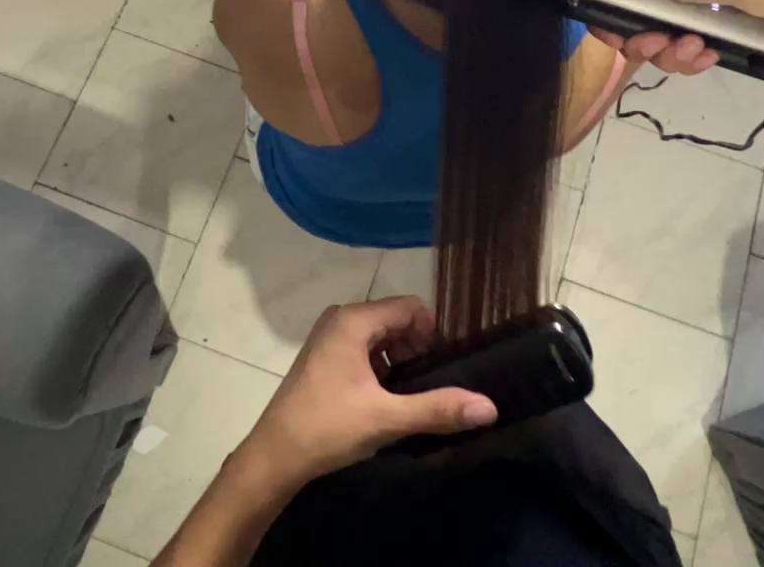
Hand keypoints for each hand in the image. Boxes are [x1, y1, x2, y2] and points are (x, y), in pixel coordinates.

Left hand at [235, 298, 497, 488]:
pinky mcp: (324, 357)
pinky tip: (385, 399)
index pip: (410, 307)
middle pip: (395, 319)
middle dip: (417, 347)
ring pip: (380, 335)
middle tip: (428, 385)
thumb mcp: (387, 418)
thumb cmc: (328, 428)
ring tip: (409, 395)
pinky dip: (380, 366)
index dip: (432, 333)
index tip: (443, 367)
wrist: (274, 457)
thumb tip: (490, 406)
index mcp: (354, 321)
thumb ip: (438, 408)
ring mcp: (329, 337)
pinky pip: (364, 348)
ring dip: (399, 359)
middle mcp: (340, 319)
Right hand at [579, 0, 763, 69]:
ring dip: (670, 52)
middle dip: (642, 40)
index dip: (606, 15)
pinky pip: (682, 47)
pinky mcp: (703, 21)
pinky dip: (691, 56)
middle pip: (629, 21)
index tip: (614, 34)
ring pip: (655, 39)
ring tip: (693, 48)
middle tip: (657, 45)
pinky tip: (706, 54)